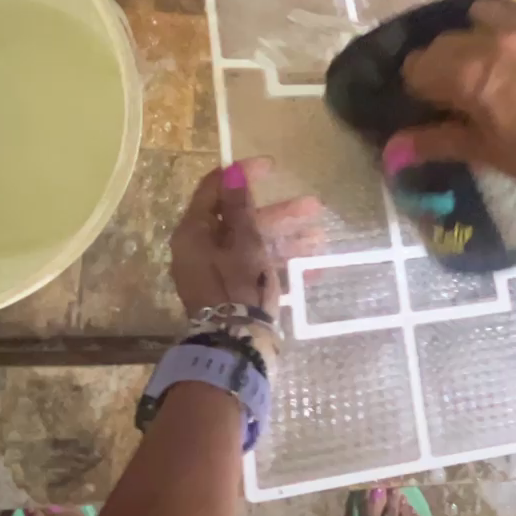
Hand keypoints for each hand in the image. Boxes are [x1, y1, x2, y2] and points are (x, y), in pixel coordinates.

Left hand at [169, 158, 321, 317]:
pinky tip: (312, 267)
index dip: (242, 173)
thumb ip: (240, 205)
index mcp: (194, 232)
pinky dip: (279, 265)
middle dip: (280, 214)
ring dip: (286, 240)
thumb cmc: (238, 286)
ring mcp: (216, 272)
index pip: (214, 188)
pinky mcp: (231, 291)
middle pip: (241, 219)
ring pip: (253, 245)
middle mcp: (201, 249)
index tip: (271, 167)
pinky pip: (255, 268)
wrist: (235, 347)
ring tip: (320, 239)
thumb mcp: (244, 241)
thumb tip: (233, 171)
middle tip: (313, 207)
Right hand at [391, 0, 515, 211]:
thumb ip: (437, 142)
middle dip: (445, 62)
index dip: (419, 87)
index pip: (418, 65)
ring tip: (494, 62)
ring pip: (485, 13)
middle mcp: (494, 39)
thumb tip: (393, 150)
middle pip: (447, 39)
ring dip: (478, 33)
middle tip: (462, 92)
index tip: (431, 105)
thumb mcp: (489, 154)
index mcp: (469, 74)